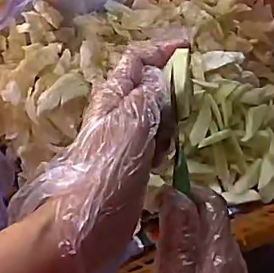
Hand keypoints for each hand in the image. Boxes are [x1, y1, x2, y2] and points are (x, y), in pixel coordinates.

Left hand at [7, 42, 177, 272]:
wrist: (84, 224)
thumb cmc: (105, 173)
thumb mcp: (131, 127)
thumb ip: (148, 98)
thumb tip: (160, 77)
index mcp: (113, 96)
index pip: (136, 59)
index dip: (161, 49)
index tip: (189, 48)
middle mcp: (118, 111)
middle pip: (151, 85)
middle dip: (172, 91)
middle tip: (183, 110)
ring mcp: (125, 137)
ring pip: (158, 115)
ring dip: (171, 122)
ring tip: (167, 143)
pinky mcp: (132, 161)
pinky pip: (157, 142)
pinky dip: (166, 146)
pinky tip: (163, 162)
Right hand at [145, 189, 264, 272]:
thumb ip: (175, 241)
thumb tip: (175, 193)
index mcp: (223, 256)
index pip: (212, 203)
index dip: (188, 189)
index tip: (158, 189)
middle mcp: (235, 262)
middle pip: (212, 219)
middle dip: (183, 209)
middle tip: (149, 215)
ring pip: (209, 240)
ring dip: (185, 231)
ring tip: (153, 237)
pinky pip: (209, 260)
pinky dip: (190, 253)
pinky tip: (168, 268)